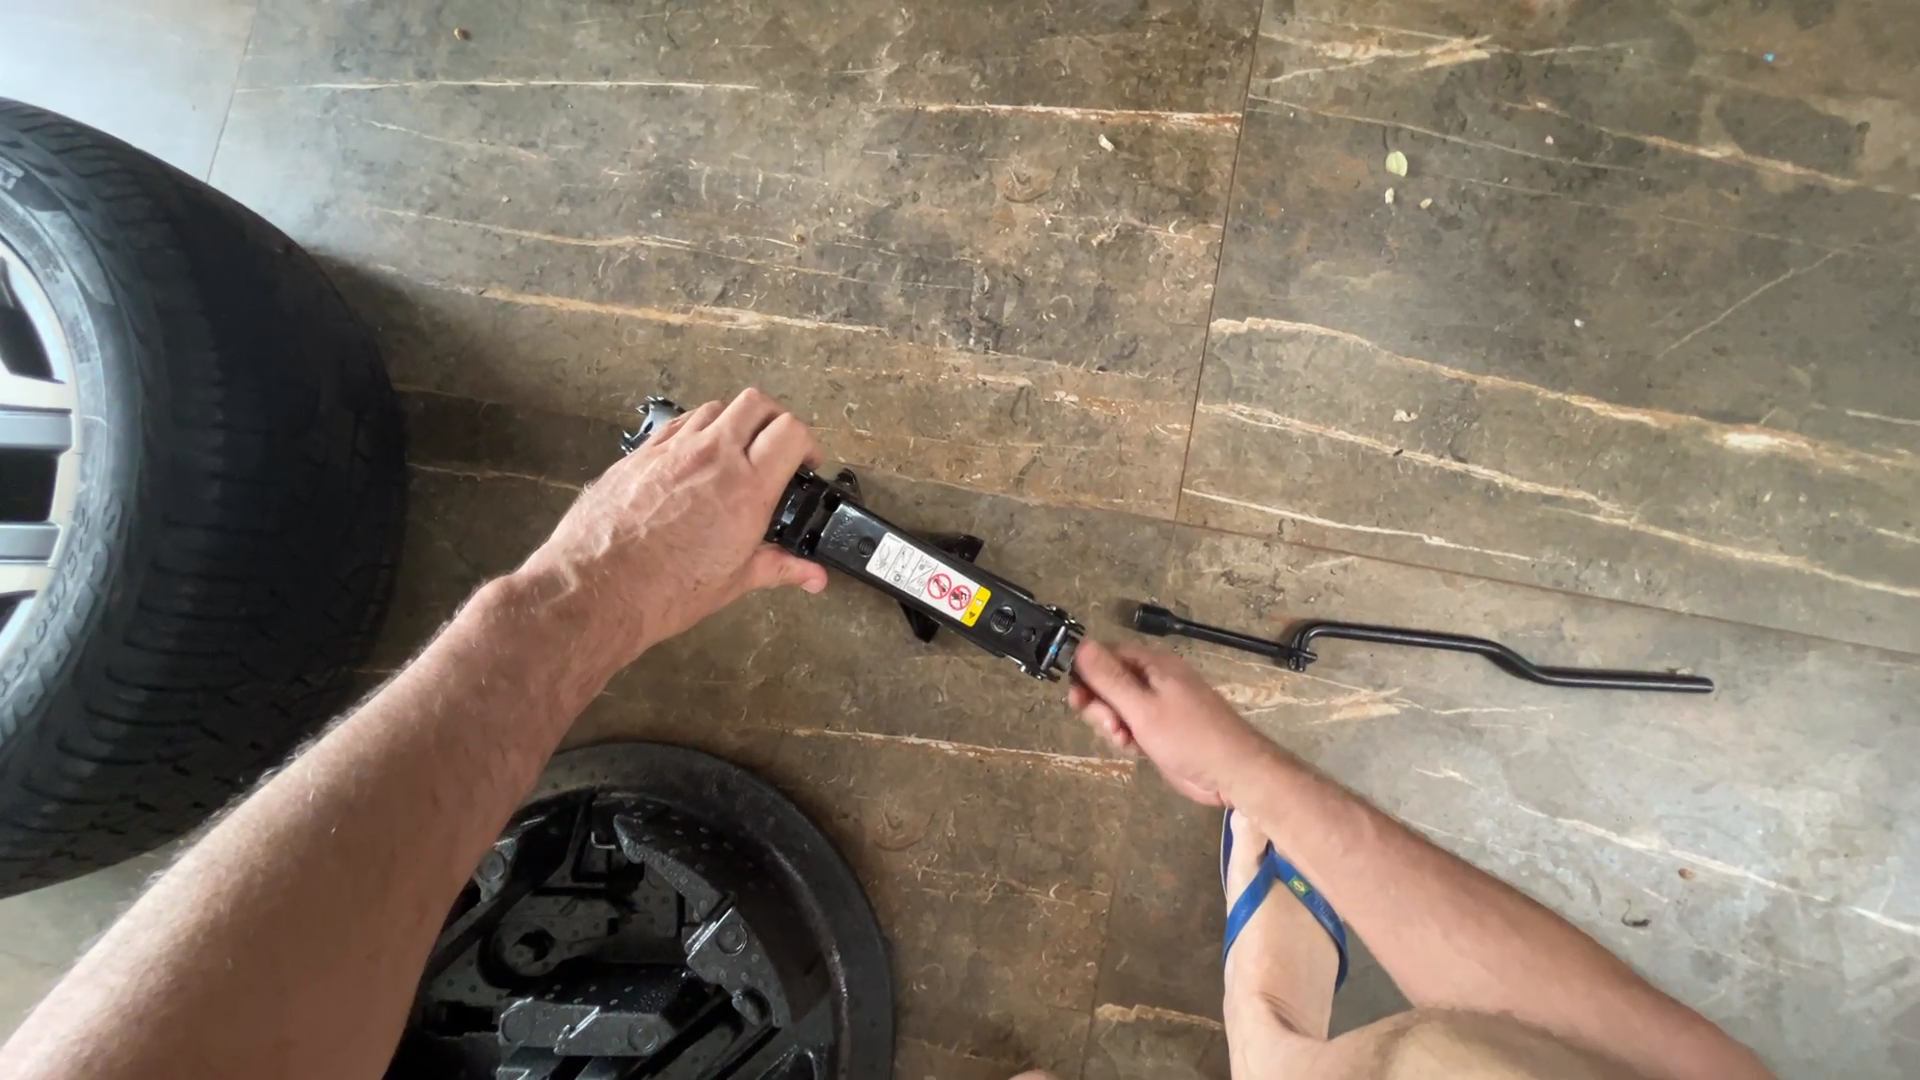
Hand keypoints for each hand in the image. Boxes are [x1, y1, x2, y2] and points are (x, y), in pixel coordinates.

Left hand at [514, 389, 828, 667]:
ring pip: (715, 408)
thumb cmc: (663, 590)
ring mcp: (674, 449)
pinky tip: (696, 460)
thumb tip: (812, 576)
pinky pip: (678, 424)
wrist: (597, 591)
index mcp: (746, 488)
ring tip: (736, 454)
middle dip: (775, 420)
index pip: (791, 431)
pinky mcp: (641, 453)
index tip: (806, 462)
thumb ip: (781, 567)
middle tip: (777, 447)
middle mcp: (713, 457)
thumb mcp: (736, 580)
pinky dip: (696, 432)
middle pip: (757, 403)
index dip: (807, 442)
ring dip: (734, 423)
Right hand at [1069, 641, 1278, 805]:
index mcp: (1152, 663)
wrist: (1234, 773)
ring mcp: (1158, 704)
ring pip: (1116, 707)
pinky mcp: (1160, 728)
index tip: (1077, 698)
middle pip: (1107, 682)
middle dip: (1100, 705)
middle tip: (1110, 725)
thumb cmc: (1189, 737)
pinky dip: (1126, 736)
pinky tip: (1134, 748)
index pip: (1105, 655)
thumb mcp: (1142, 707)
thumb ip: (1109, 678)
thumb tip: (1080, 644)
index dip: (1086, 674)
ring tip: (1125, 740)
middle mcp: (1154, 678)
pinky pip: (1130, 724)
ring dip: (1112, 724)